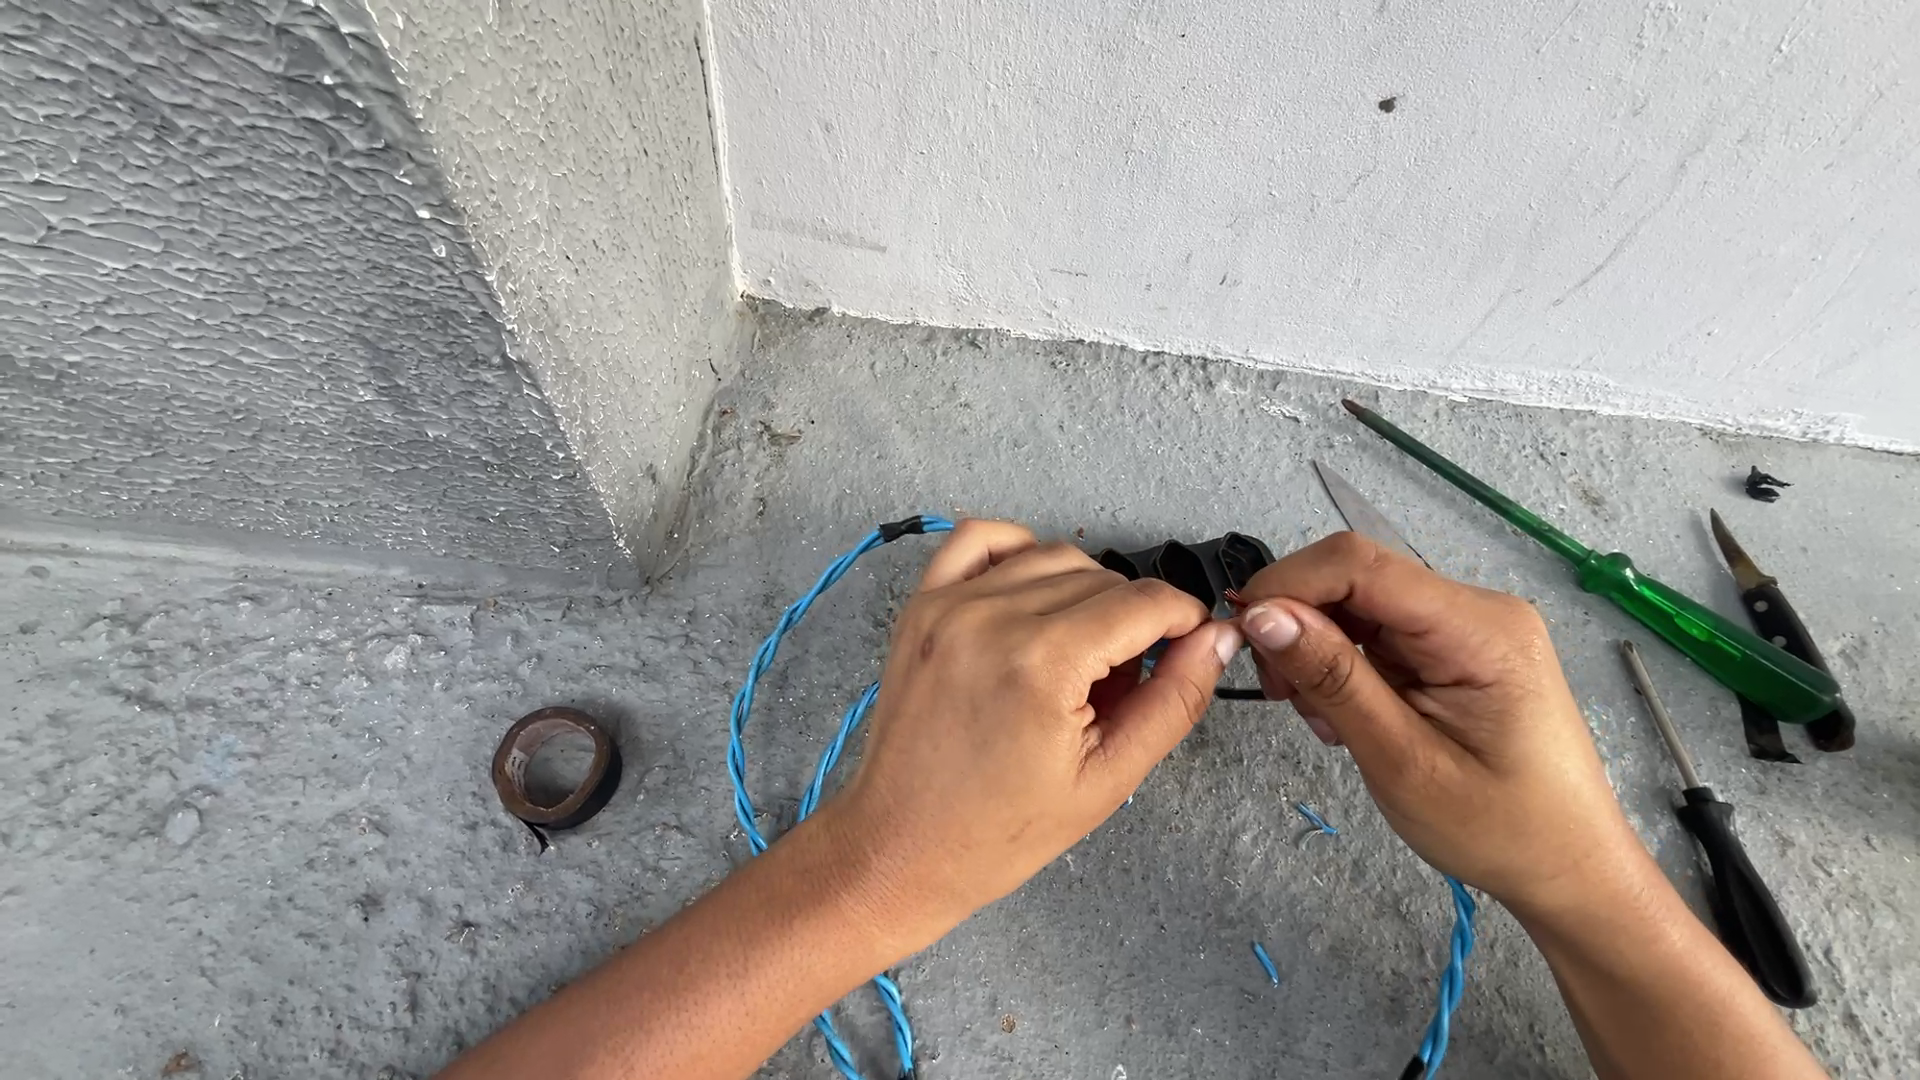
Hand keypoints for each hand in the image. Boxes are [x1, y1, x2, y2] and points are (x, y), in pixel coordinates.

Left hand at [816, 520, 1242, 949]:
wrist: (901, 843)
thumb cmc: (1002, 829)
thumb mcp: (1108, 779)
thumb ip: (1174, 700)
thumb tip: (1218, 637)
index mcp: (1043, 662)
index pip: (1144, 602)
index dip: (1183, 618)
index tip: (1188, 642)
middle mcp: (992, 615)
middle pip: (1102, 578)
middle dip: (1131, 620)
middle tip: (1119, 679)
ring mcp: (949, 602)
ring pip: (1050, 554)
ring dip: (1083, 590)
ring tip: (1076, 651)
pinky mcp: (921, 603)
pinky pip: (979, 538)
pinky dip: (1018, 550)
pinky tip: (1032, 593)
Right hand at [1232, 532, 1653, 914]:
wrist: (1568, 871)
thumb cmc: (1497, 829)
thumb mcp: (1401, 761)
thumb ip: (1331, 679)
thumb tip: (1259, 615)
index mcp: (1478, 628)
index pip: (1359, 564)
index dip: (1287, 585)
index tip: (1245, 638)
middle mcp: (1472, 608)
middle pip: (1350, 577)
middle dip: (1296, 621)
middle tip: (1280, 693)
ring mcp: (1459, 625)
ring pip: (1349, 604)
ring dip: (1312, 649)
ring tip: (1323, 718)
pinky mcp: (1444, 646)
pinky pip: (1366, 630)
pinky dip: (1334, 664)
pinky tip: (1342, 712)